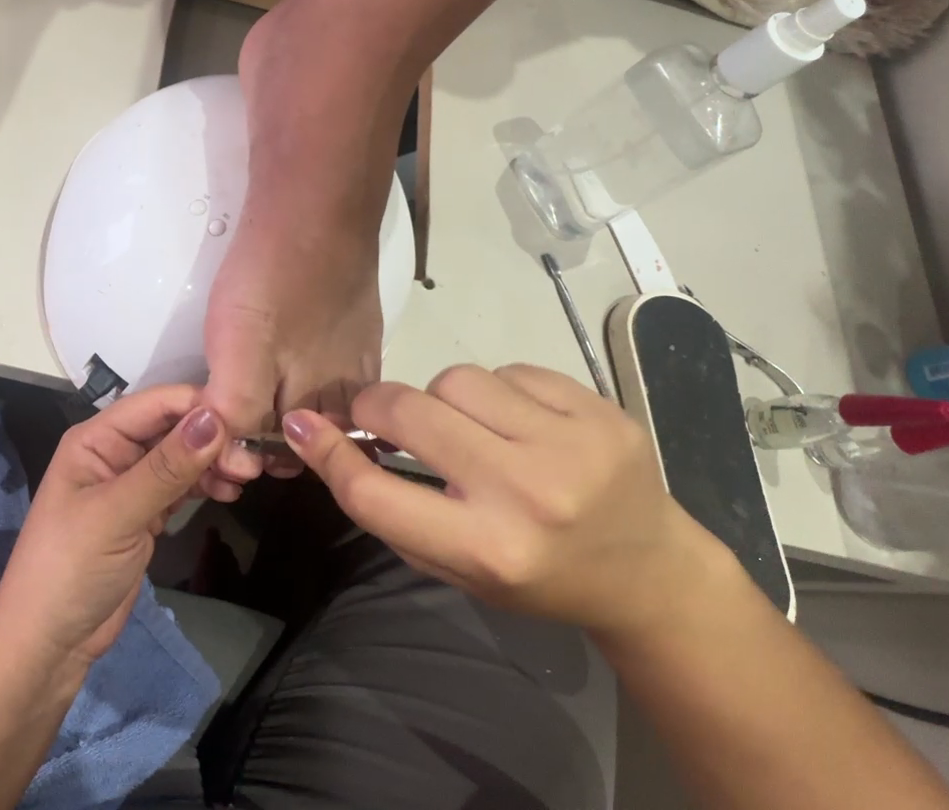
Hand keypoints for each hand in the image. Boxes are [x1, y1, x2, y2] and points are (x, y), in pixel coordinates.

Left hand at [0, 386, 227, 662]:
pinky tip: (230, 491)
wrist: (50, 641)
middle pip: (172, 428)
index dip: (200, 406)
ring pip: (181, 458)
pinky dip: (205, 485)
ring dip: (213, 462)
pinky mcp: (144, 515)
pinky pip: (181, 487)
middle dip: (212, 437)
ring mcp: (130, 485)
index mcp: (95, 439)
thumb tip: (214, 419)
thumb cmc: (70, 568)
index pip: (156, 404)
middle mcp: (113, 453)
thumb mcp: (116, 514)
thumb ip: (165, 468)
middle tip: (252, 462)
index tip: (247, 420)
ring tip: (248, 477)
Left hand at [198, 0, 405, 500]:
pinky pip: (289, 320)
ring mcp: (330, 308)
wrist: (315, 152)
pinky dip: (262, 340)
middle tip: (202, 438)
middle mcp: (340, 352)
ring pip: (296, 367)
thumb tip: (223, 457)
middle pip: (303, 411)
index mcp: (333, 380)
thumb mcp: (248, 346)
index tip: (211, 465)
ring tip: (213, 399)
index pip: (304, 446)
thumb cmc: (280, 259)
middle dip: (254, 433)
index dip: (259, 461)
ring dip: (256, 389)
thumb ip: (236, 407)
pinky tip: (238, 334)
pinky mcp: (312, 268)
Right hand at [281, 365, 731, 637]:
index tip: (301, 425)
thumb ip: (385, 504)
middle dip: (375, 407)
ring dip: (442, 400)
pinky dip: (495, 391)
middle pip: (408, 413)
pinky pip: (509, 370)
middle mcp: (528, 494)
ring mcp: (571, 446)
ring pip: (456, 380)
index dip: (326, 453)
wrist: (648, 571)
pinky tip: (515, 421)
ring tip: (465, 428)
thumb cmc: (534, 577)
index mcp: (486, 548)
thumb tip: (315, 434)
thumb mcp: (451, 564)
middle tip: (376, 416)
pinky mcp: (602, 411)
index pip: (374, 491)